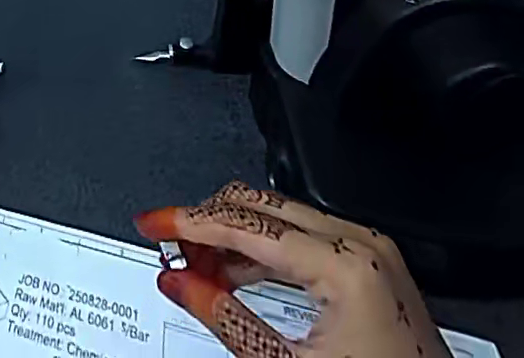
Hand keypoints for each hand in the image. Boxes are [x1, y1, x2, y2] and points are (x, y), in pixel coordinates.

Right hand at [135, 182, 448, 357]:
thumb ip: (225, 317)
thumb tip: (178, 281)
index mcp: (346, 265)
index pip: (245, 224)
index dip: (188, 222)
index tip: (154, 223)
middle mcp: (360, 242)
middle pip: (259, 206)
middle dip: (207, 223)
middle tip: (171, 247)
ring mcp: (369, 248)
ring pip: (278, 217)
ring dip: (231, 235)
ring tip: (196, 264)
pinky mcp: (369, 262)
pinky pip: (301, 238)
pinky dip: (261, 250)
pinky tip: (234, 270)